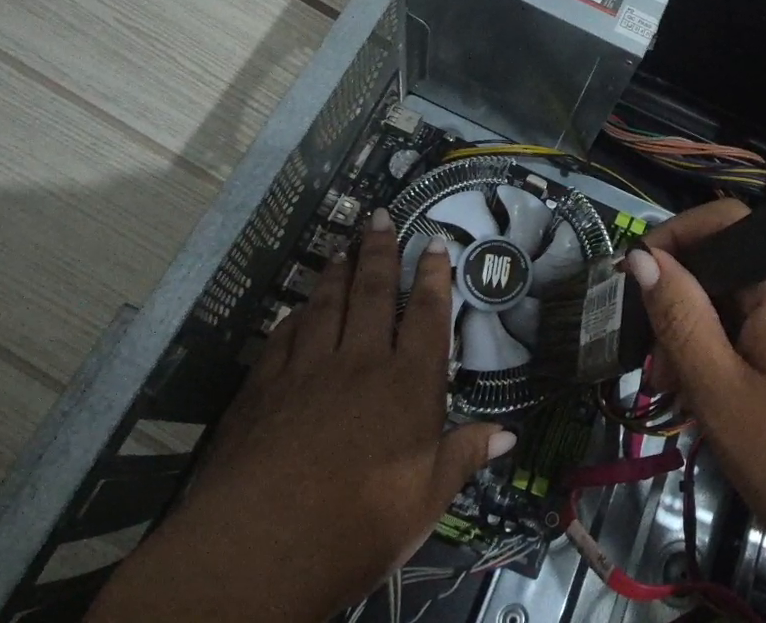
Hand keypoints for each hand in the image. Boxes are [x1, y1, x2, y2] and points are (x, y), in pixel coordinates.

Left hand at [90, 210, 511, 622]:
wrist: (256, 548)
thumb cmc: (357, 526)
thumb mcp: (425, 501)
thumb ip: (463, 458)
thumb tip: (508, 434)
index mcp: (405, 385)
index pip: (425, 316)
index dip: (433, 276)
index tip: (434, 243)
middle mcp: (358, 363)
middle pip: (372, 293)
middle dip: (380, 252)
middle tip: (380, 216)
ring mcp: (305, 371)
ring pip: (325, 304)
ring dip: (336, 272)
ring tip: (343, 246)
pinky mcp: (261, 388)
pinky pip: (283, 336)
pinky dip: (295, 315)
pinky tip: (297, 308)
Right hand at [634, 201, 765, 622]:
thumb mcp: (719, 391)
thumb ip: (679, 315)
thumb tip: (644, 256)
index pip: (725, 220)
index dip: (673, 238)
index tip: (634, 284)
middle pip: (736, 270)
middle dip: (685, 308)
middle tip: (655, 370)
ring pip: (752, 309)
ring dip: (707, 340)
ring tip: (683, 400)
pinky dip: (739, 358)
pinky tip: (723, 407)